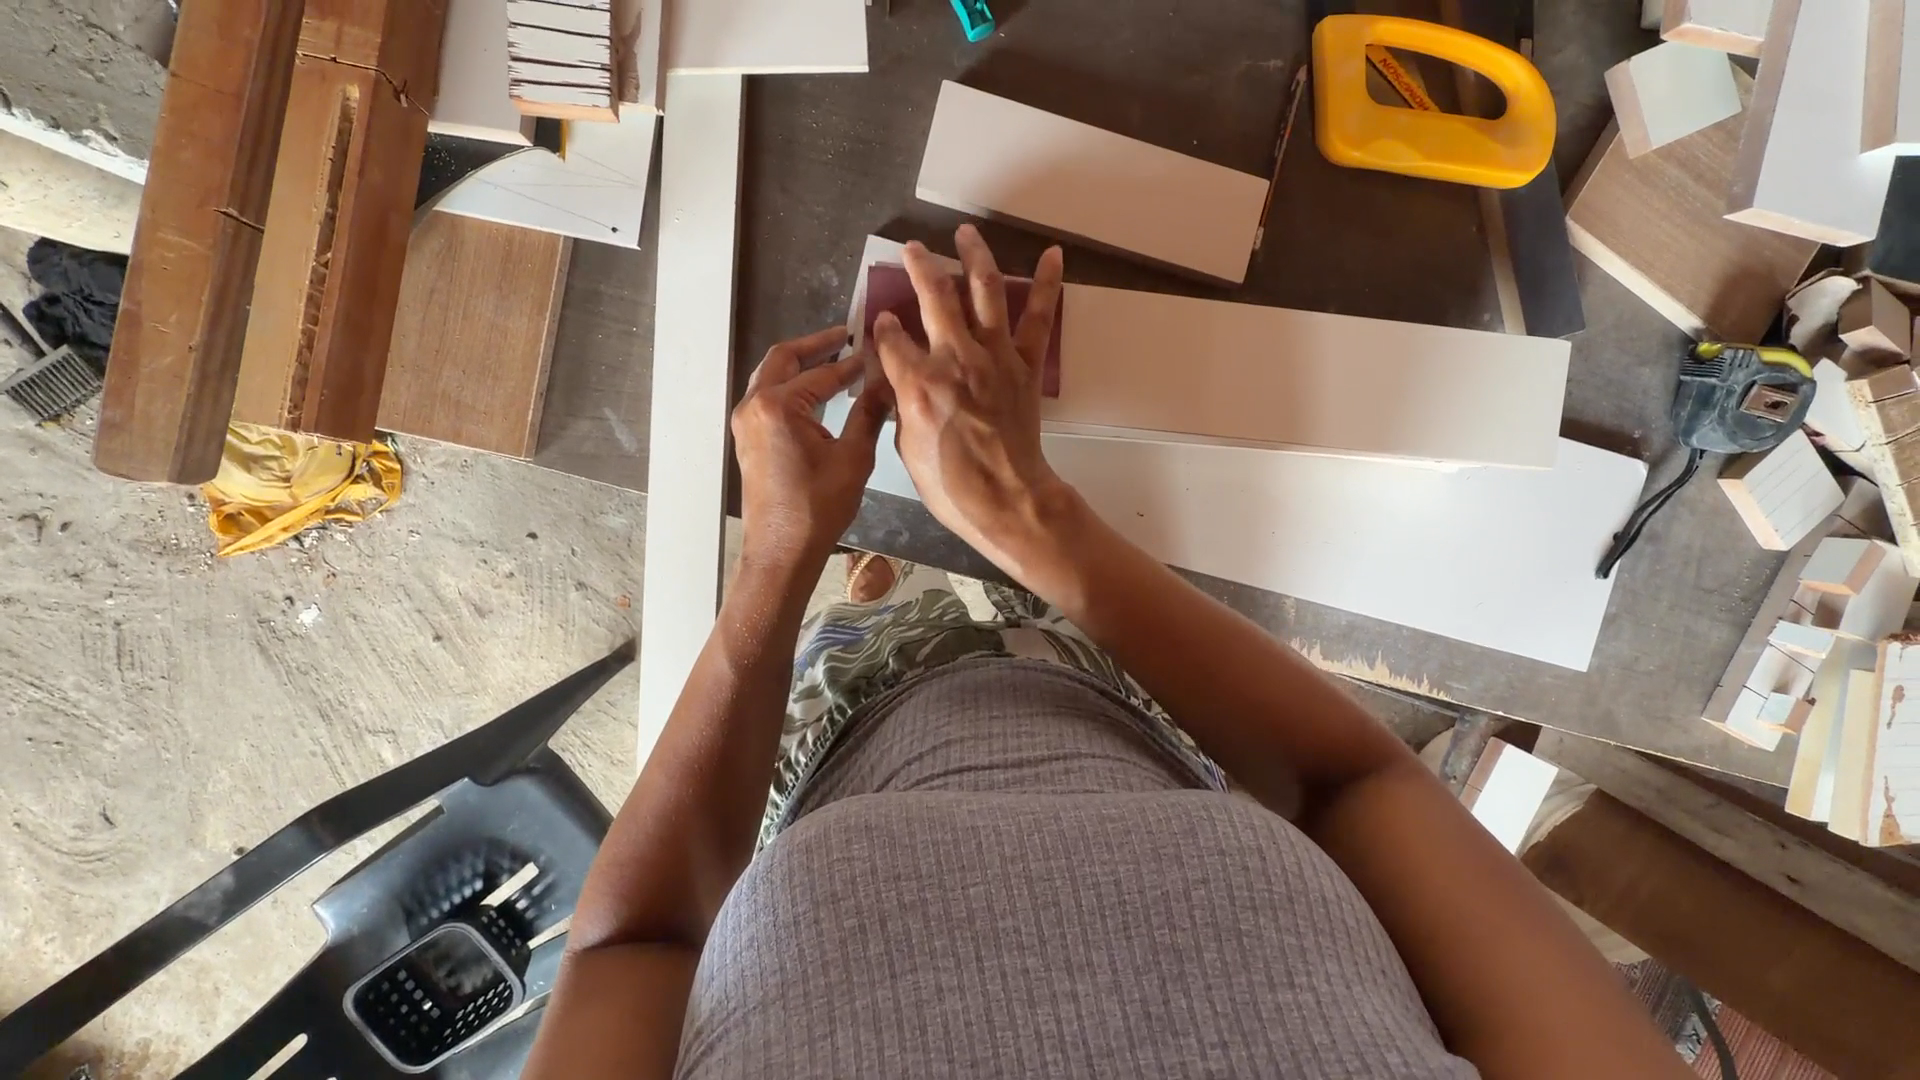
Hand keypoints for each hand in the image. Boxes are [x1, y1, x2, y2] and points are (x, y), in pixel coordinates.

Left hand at [732, 326, 889, 569]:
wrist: (782, 550)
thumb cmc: (819, 506)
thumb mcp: (853, 458)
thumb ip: (868, 413)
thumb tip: (885, 380)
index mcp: (778, 406)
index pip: (822, 373)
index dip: (852, 362)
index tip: (875, 349)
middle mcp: (754, 405)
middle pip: (783, 359)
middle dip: (816, 346)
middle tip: (846, 338)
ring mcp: (745, 422)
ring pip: (771, 376)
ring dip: (800, 365)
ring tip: (833, 360)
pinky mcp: (747, 438)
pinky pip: (767, 397)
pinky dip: (790, 386)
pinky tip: (816, 393)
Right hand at [871, 226, 1079, 583]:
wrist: (1007, 499)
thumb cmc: (951, 485)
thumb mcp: (907, 448)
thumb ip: (901, 405)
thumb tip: (898, 382)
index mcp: (919, 384)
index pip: (892, 340)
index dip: (883, 328)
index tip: (882, 321)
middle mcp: (955, 359)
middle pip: (934, 297)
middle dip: (918, 267)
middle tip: (911, 249)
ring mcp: (995, 358)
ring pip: (985, 291)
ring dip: (974, 257)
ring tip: (967, 234)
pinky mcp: (1026, 366)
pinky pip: (1039, 318)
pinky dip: (1047, 285)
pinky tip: (1052, 256)